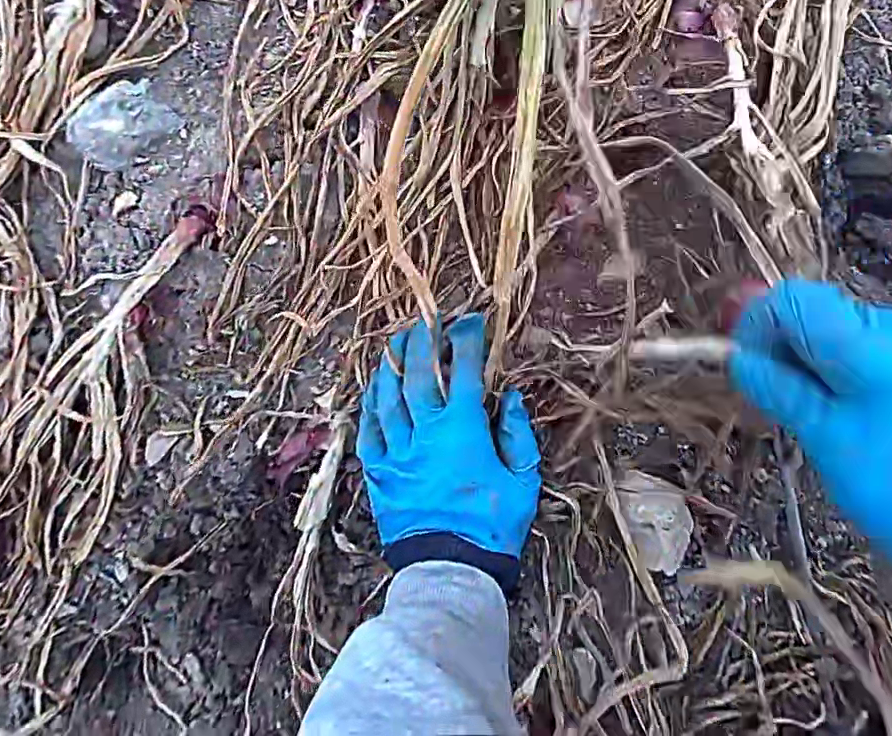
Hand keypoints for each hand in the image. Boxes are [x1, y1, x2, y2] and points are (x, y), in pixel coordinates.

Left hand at [357, 313, 540, 557]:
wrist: (452, 572)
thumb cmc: (493, 523)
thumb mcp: (522, 478)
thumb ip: (517, 433)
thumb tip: (511, 396)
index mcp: (463, 429)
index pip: (463, 370)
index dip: (466, 340)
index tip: (470, 320)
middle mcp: (425, 432)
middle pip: (417, 374)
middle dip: (422, 340)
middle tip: (426, 319)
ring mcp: (397, 453)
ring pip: (388, 397)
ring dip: (391, 365)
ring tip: (395, 342)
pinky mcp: (379, 475)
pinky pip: (368, 432)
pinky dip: (370, 407)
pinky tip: (372, 389)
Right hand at [729, 281, 891, 684]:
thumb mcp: (834, 446)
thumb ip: (782, 389)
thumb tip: (734, 355)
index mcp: (876, 341)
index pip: (793, 297)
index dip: (755, 324)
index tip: (744, 371)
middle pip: (815, 310)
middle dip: (781, 347)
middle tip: (772, 403)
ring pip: (836, 332)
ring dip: (807, 363)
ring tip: (809, 419)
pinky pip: (864, 351)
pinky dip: (837, 373)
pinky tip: (841, 417)